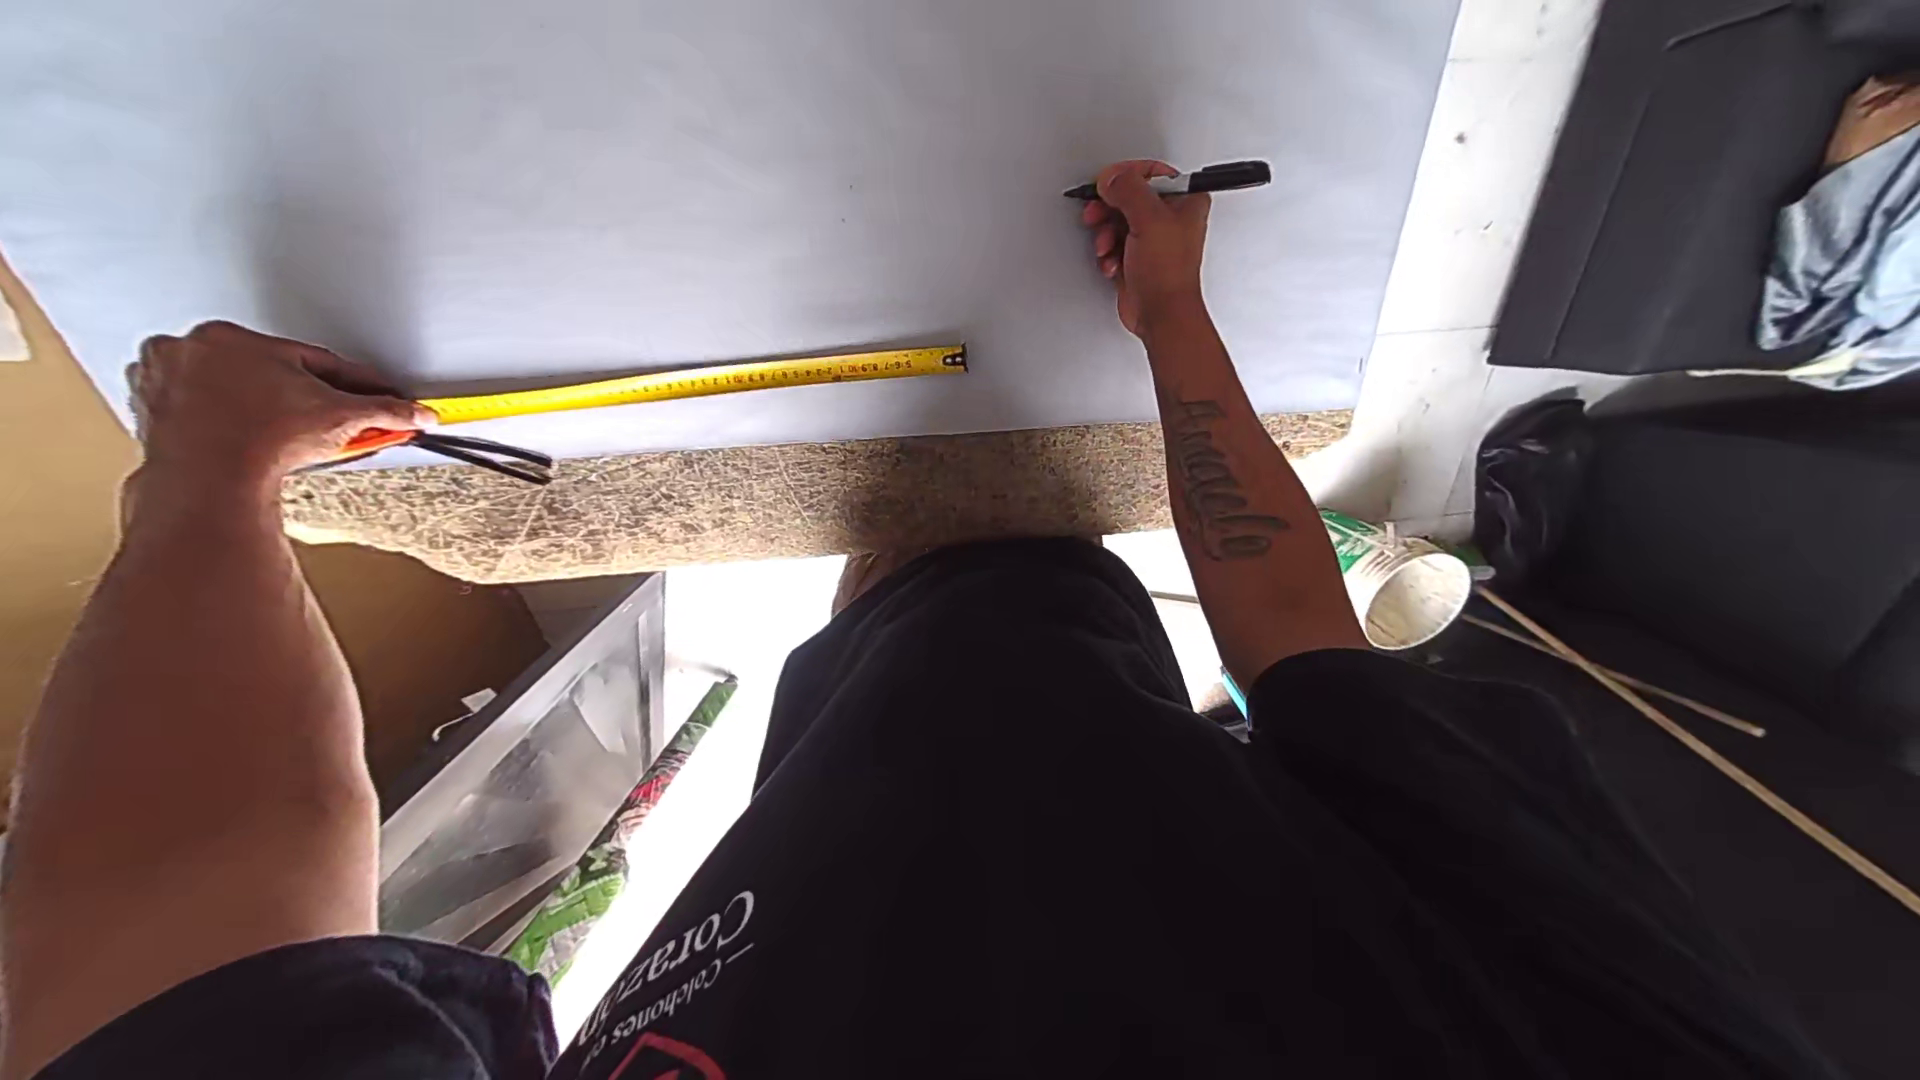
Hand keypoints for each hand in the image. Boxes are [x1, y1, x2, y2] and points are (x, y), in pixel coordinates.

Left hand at [127, 321, 430, 491]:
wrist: (211, 478)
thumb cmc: (258, 439)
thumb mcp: (346, 418)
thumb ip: (388, 411)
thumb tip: (414, 412)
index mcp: (234, 338)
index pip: (320, 362)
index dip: (360, 383)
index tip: (378, 396)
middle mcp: (192, 350)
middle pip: (279, 372)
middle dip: (316, 395)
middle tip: (344, 417)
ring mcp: (165, 378)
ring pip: (245, 387)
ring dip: (279, 405)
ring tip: (308, 430)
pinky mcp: (156, 408)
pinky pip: (213, 405)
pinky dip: (241, 417)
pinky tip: (266, 435)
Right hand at [1080, 159, 1211, 336]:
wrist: (1160, 313)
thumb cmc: (1168, 275)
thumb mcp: (1149, 219)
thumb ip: (1128, 190)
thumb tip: (1111, 178)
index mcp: (1184, 200)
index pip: (1151, 173)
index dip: (1126, 176)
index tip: (1108, 185)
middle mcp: (1168, 218)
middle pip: (1128, 198)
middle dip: (1109, 209)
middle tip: (1097, 213)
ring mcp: (1150, 240)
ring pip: (1116, 223)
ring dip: (1105, 235)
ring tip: (1107, 246)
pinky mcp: (1134, 260)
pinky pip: (1112, 246)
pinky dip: (1107, 255)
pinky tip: (1113, 264)